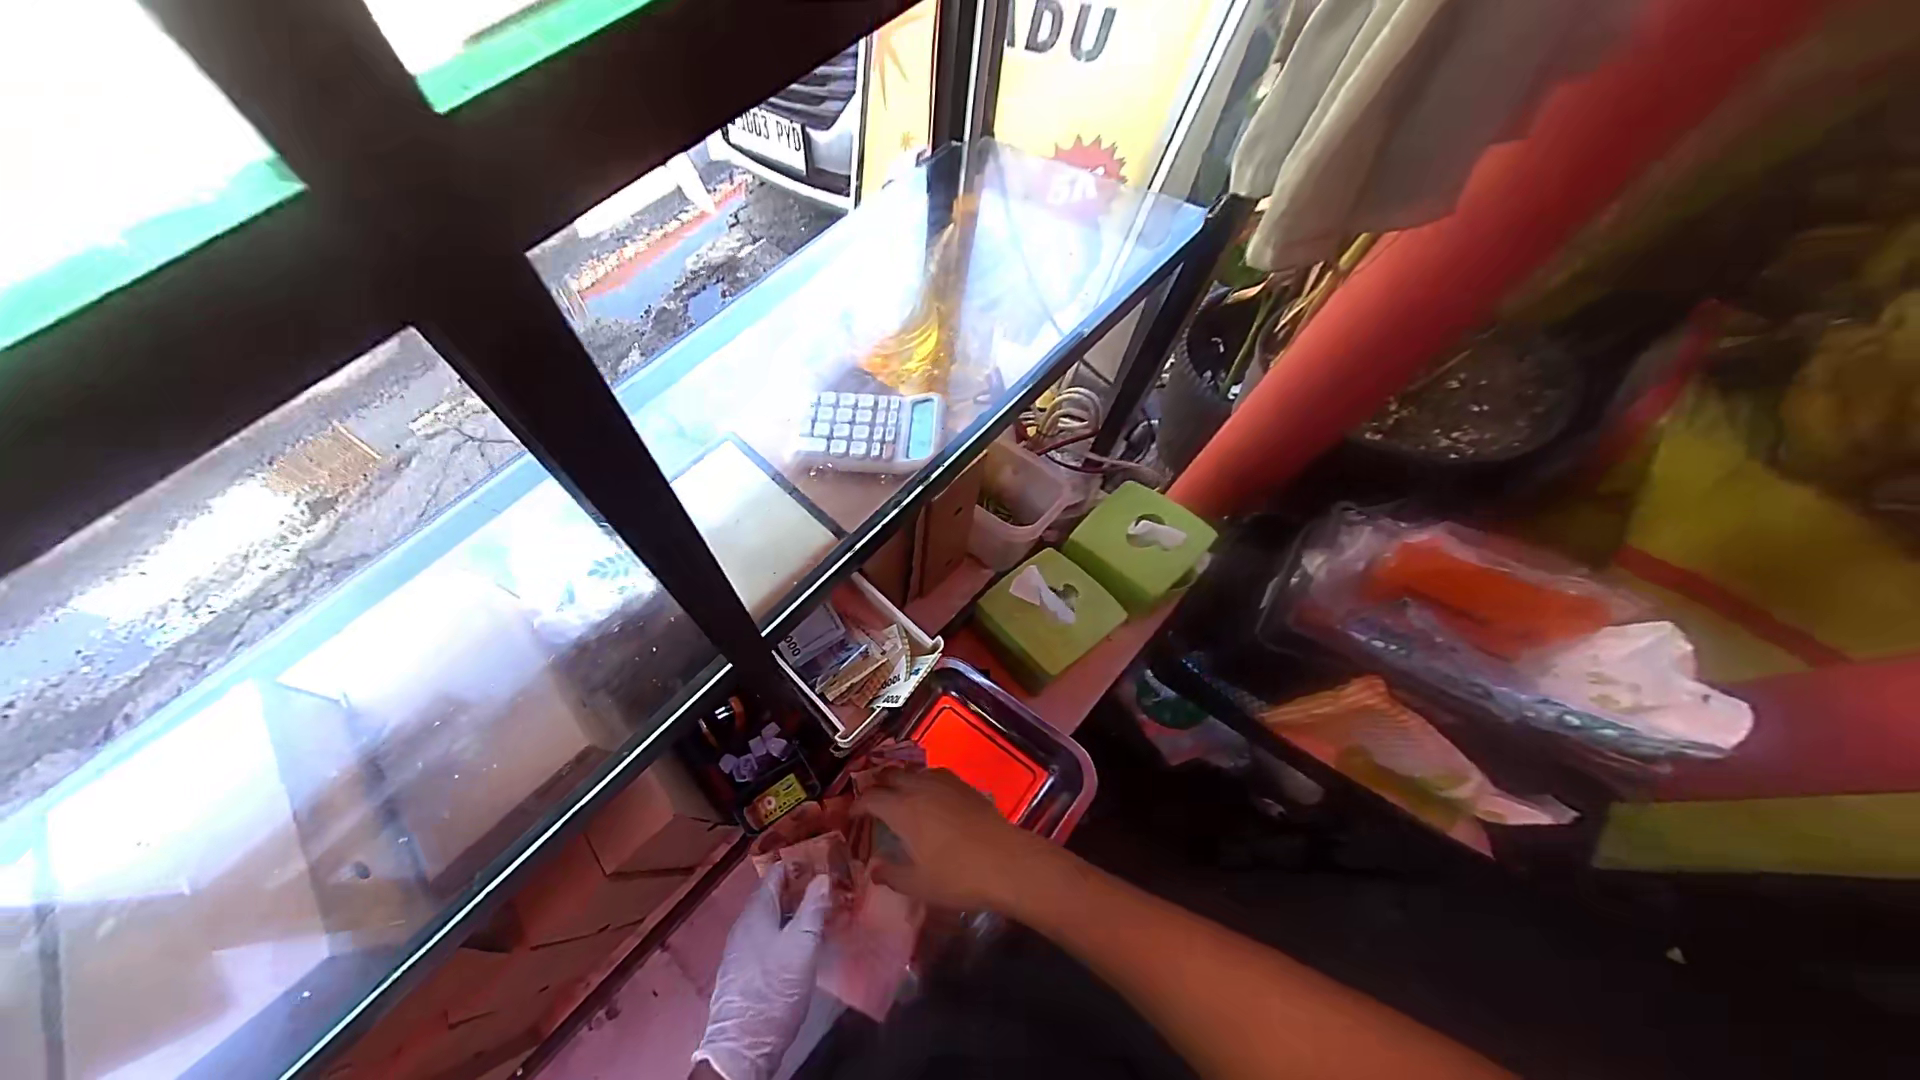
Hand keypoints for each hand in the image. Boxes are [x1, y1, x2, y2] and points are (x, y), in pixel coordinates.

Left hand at [692, 863, 833, 1079]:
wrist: (742, 1048)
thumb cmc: (774, 988)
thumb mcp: (802, 945)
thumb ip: (813, 908)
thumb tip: (822, 876)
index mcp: (756, 912)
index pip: (775, 875)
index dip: (798, 864)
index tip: (822, 858)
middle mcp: (744, 926)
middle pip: (773, 897)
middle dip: (799, 888)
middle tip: (828, 886)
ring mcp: (741, 951)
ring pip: (771, 919)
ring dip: (794, 912)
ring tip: (821, 912)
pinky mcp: (745, 973)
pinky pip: (768, 939)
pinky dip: (786, 932)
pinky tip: (803, 944)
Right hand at [852, 767, 1064, 912]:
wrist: (1006, 861)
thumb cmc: (957, 877)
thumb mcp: (918, 884)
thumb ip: (892, 875)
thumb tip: (875, 868)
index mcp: (903, 810)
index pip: (871, 798)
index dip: (858, 805)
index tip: (852, 815)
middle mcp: (920, 788)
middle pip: (891, 776)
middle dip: (877, 785)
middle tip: (870, 799)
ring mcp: (944, 783)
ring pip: (913, 771)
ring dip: (900, 779)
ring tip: (897, 793)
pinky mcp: (964, 785)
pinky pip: (934, 773)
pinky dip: (922, 779)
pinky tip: (928, 793)